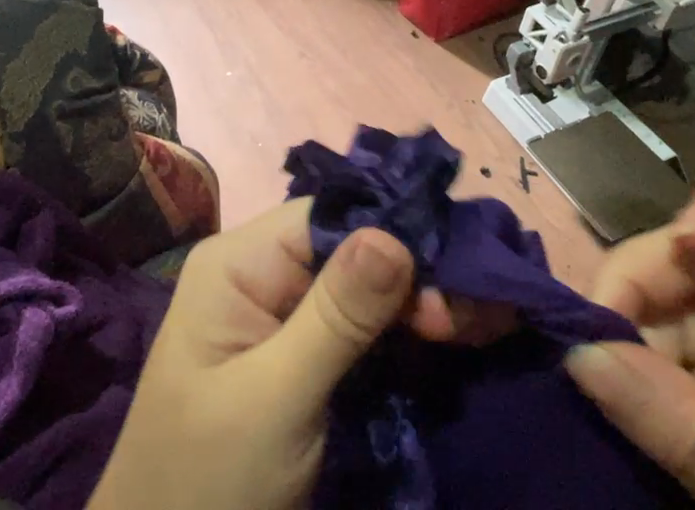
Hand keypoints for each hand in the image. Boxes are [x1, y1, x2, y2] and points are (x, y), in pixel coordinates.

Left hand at [89, 198, 490, 509]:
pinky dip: (413, 335)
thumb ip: (335, 317)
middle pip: (356, 249)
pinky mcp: (309, 362)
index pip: (329, 216)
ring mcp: (287, 319)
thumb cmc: (208, 479)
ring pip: (371, 289)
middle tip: (484, 315)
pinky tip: (458, 337)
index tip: (456, 277)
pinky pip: (369, 330)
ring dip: (426, 303)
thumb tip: (395, 231)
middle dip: (421, 273)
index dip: (395, 234)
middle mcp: (264, 276)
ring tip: (487, 324)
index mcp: (240, 264)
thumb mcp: (273, 398)